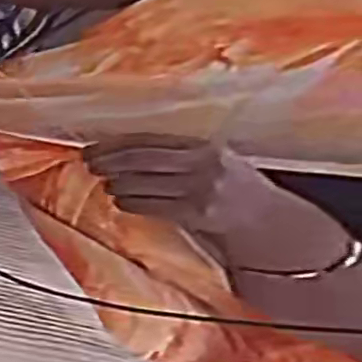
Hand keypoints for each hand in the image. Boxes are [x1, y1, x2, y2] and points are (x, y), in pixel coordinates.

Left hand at [82, 135, 284, 236]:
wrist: (272, 221)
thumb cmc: (228, 186)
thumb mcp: (208, 162)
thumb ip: (170, 153)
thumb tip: (109, 150)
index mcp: (204, 147)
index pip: (145, 140)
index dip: (110, 145)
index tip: (88, 150)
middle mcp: (205, 164)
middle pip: (136, 159)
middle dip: (105, 162)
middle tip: (90, 166)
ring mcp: (202, 188)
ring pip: (135, 183)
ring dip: (114, 185)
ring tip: (112, 186)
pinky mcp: (196, 212)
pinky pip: (143, 204)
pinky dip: (126, 202)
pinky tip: (124, 202)